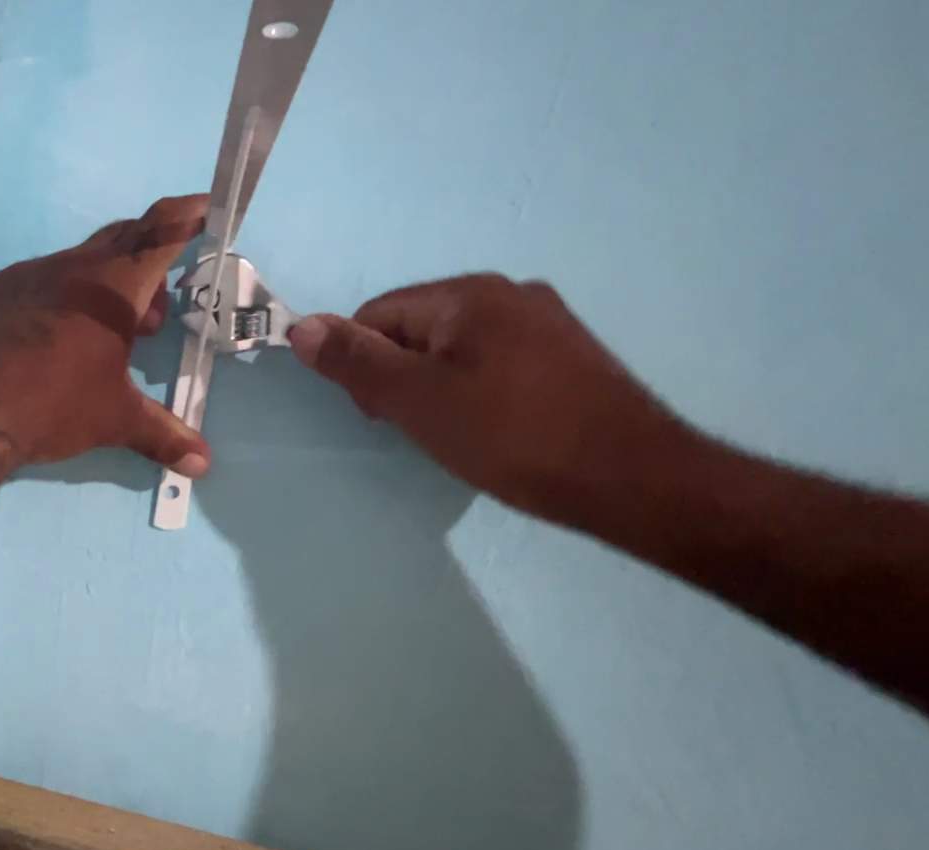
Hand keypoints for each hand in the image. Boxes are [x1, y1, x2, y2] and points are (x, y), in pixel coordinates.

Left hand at [0, 195, 212, 477]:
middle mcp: (67, 267)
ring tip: (102, 344)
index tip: (207, 209)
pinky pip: (35, 286)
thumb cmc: (49, 405)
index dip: (189, 214)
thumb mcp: (111, 420)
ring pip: (75, 266)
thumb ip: (161, 435)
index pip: (161, 228)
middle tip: (153, 318)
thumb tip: (203, 464)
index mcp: (110, 284)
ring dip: (100, 292)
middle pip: (120, 241)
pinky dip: (58, 304)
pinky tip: (49, 348)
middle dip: (146, 271)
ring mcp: (21, 277)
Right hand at [289, 273, 695, 524]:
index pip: (377, 314)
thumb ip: (355, 362)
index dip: (360, 363)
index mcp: (470, 295)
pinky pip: (491, 362)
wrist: (627, 478)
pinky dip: (471, 391)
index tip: (377, 412)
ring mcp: (545, 323)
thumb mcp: (416, 399)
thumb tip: (301, 327)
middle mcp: (510, 294)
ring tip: (449, 431)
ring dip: (432, 386)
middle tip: (411, 425)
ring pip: (453, 349)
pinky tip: (487, 426)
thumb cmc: (509, 435)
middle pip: (415, 329)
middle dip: (396, 375)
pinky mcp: (566, 356)